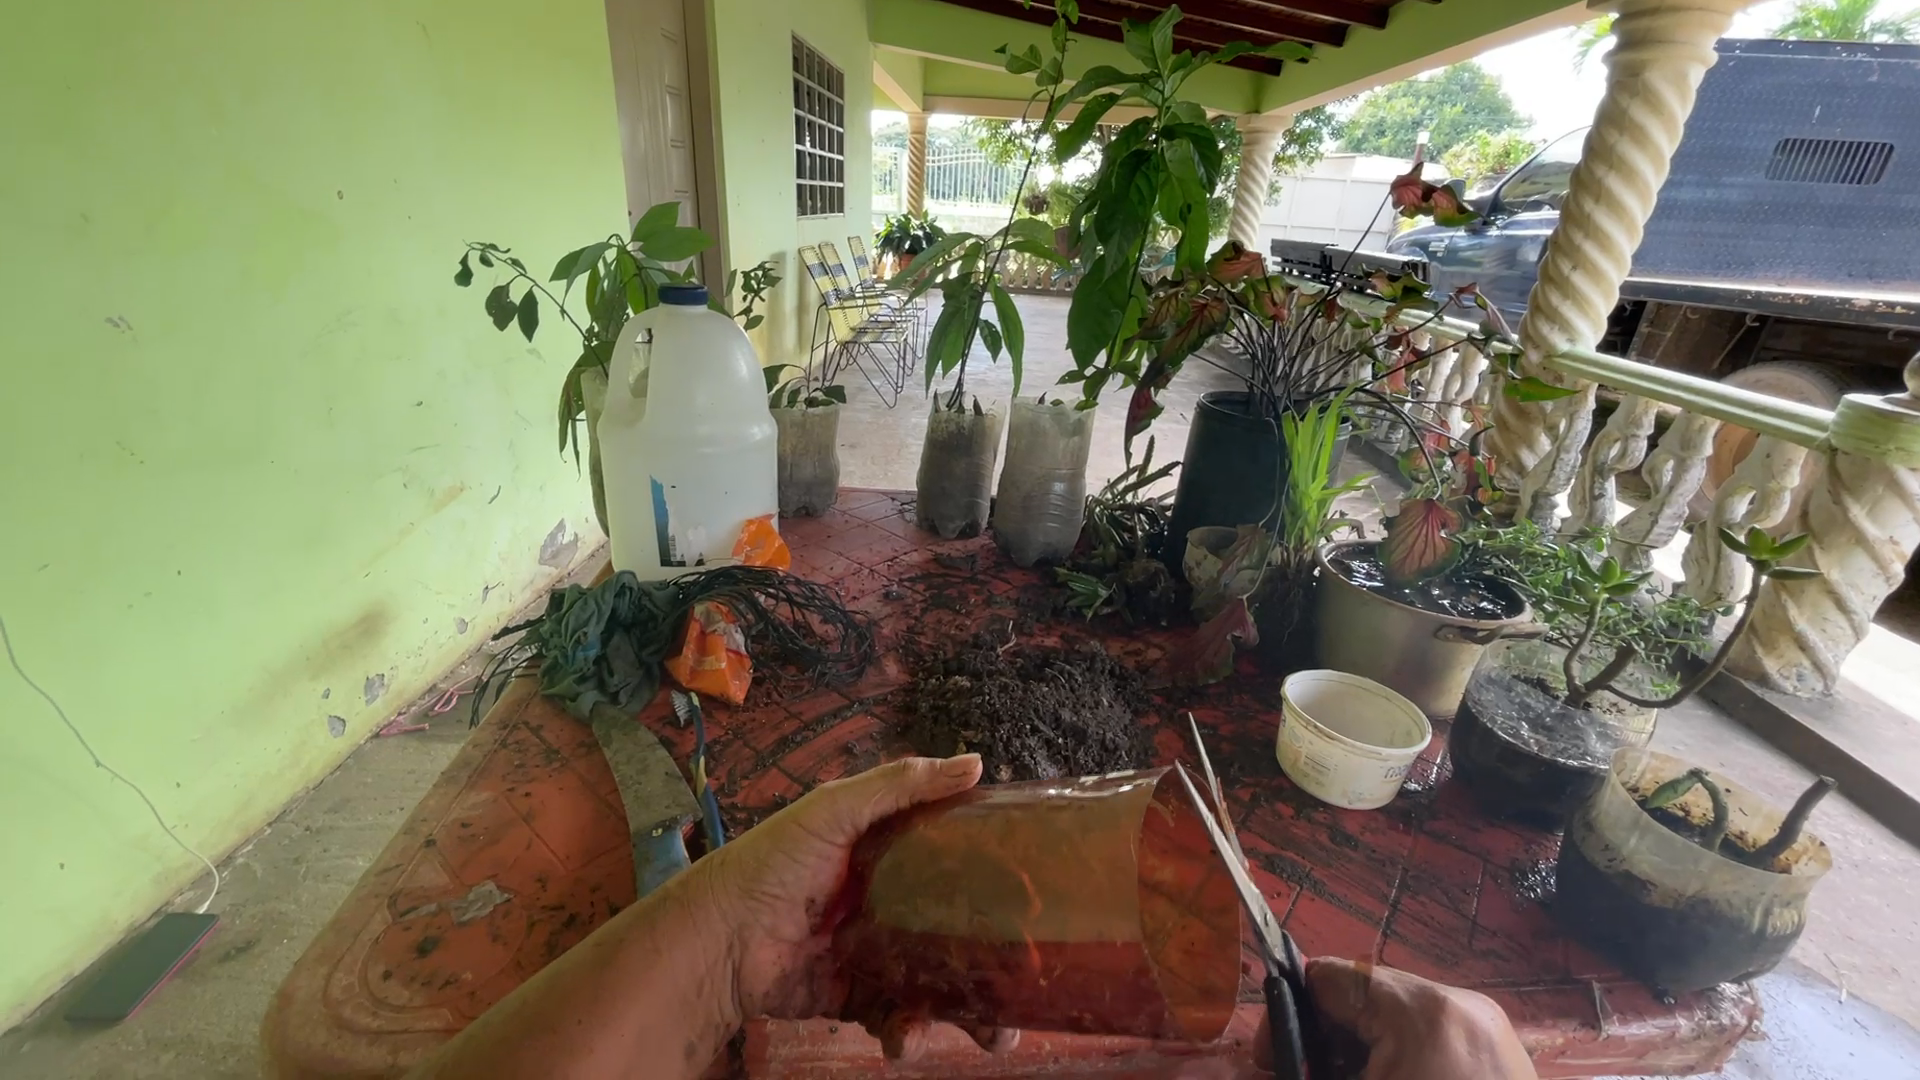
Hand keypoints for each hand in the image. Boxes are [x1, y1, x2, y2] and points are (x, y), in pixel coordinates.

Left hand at [699, 754, 1019, 1060]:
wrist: (719, 942)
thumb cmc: (778, 861)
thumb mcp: (836, 808)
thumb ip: (901, 784)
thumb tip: (977, 762)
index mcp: (891, 850)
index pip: (954, 854)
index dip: (992, 867)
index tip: (1034, 883)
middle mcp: (892, 899)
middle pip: (956, 924)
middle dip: (993, 955)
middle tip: (1025, 979)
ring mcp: (878, 950)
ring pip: (937, 976)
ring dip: (966, 1007)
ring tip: (992, 1030)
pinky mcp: (857, 995)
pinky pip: (897, 1014)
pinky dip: (907, 1030)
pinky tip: (904, 1037)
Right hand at [1292, 959, 1535, 1079]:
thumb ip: (1305, 1072)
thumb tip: (1260, 1066)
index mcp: (1418, 1012)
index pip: (1322, 977)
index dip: (1289, 1018)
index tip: (1276, 1064)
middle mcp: (1455, 1003)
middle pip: (1358, 994)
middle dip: (1327, 1039)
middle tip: (1317, 1078)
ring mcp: (1487, 1026)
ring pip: (1392, 1015)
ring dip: (1363, 1050)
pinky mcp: (1503, 1052)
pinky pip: (1429, 1035)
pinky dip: (1401, 1059)